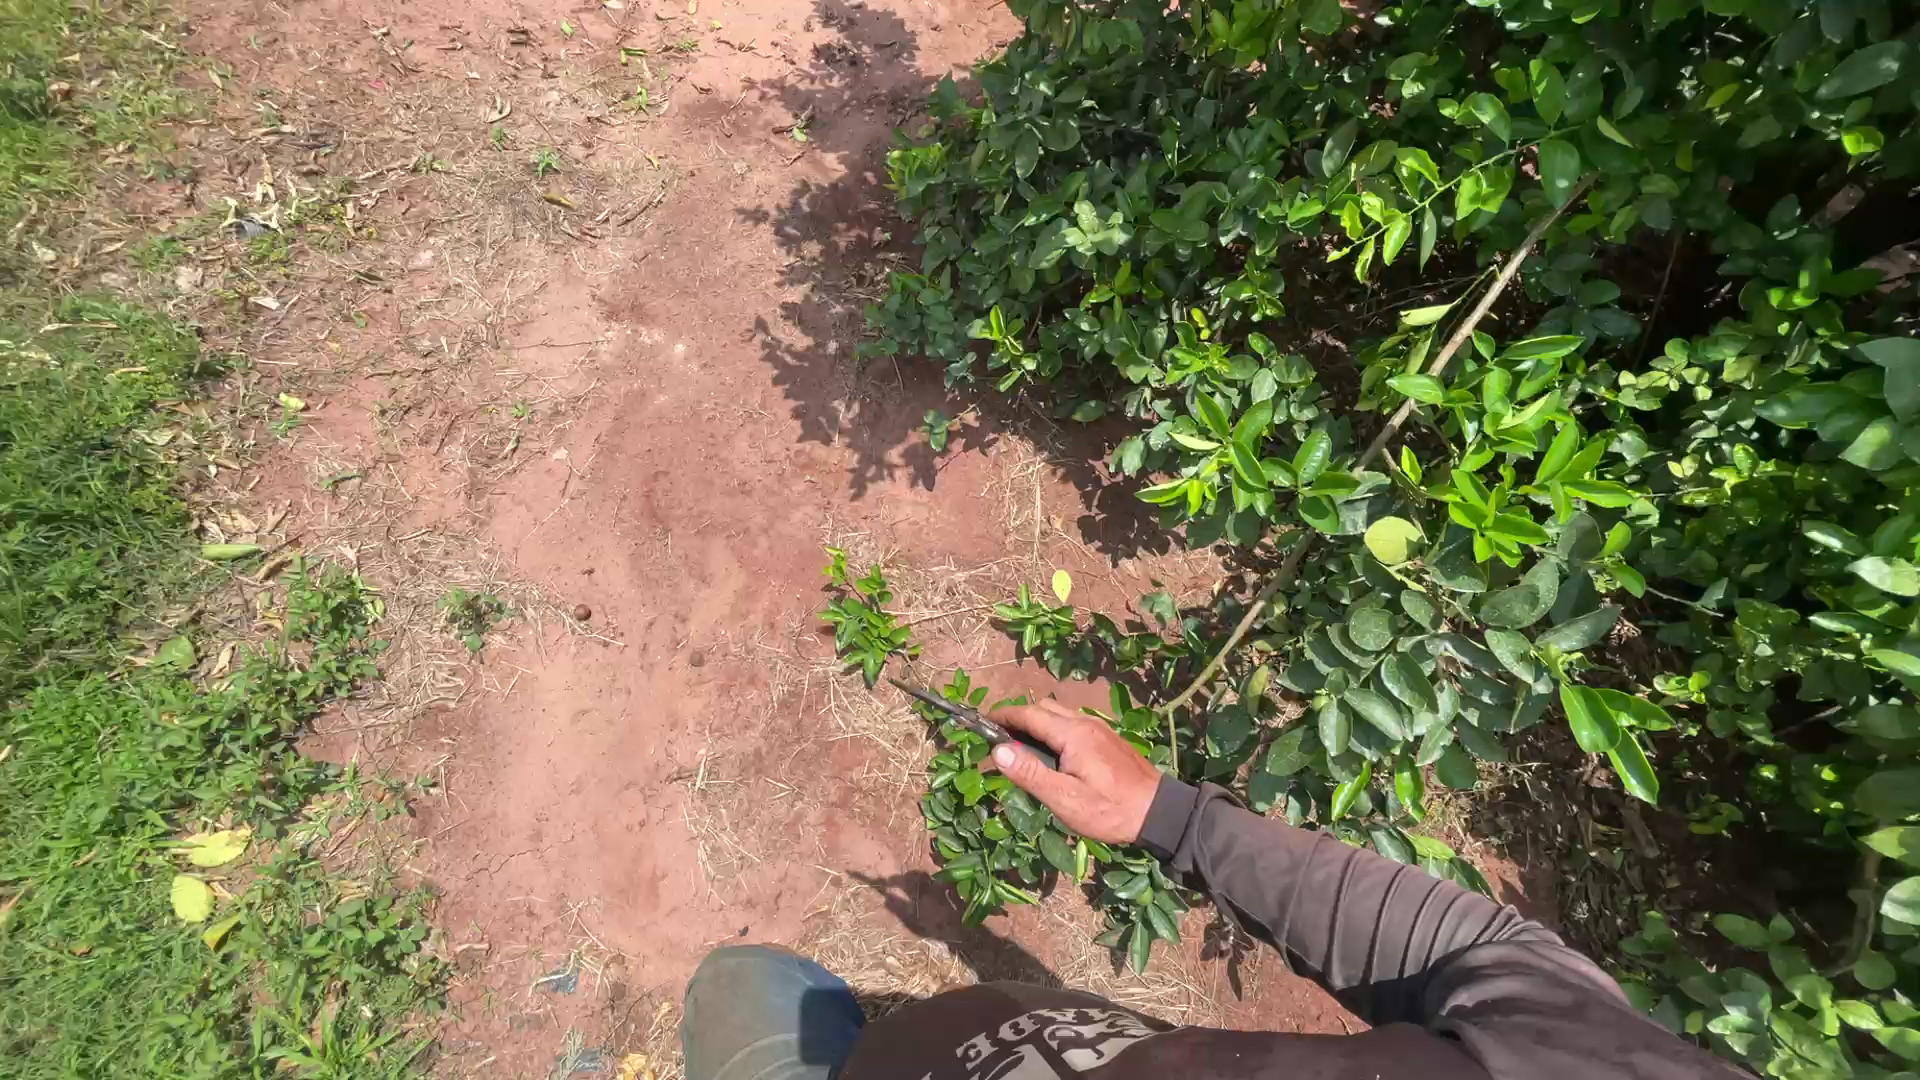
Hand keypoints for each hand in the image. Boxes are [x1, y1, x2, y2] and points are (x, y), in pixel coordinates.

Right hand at [982, 699, 1161, 844]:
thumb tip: (998, 751)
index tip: (983, 724)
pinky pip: (1072, 724)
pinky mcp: (1107, 738)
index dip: (1003, 716)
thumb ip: (1031, 773)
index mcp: (1072, 734)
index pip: (1028, 714)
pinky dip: (1053, 729)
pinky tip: (1052, 754)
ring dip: (1036, 723)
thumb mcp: (1065, 798)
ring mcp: (1099, 728)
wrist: (1159, 812)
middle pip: (1043, 709)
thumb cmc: (1109, 810)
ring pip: (1059, 714)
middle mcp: (1085, 723)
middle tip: (1000, 741)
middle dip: (1018, 718)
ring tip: (1022, 749)